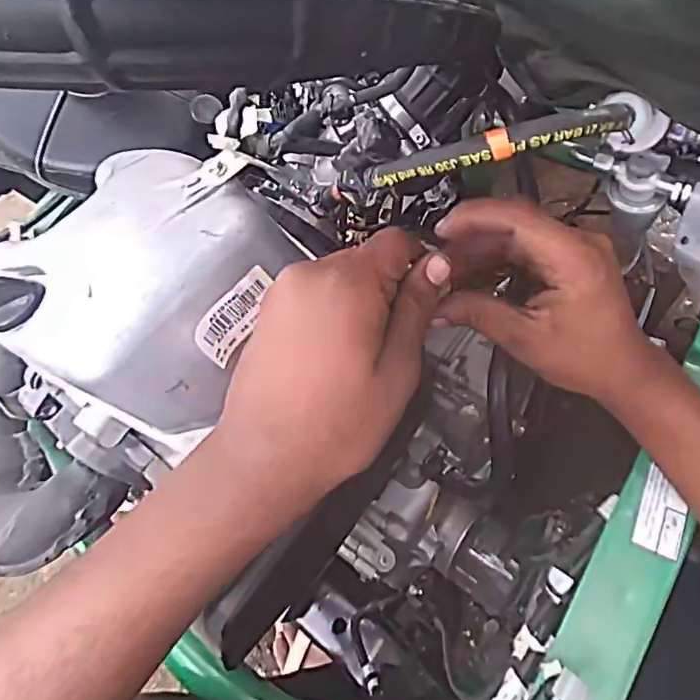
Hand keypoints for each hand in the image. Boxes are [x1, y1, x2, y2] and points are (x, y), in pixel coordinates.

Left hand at [208, 228, 450, 503]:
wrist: (264, 459)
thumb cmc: (328, 428)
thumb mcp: (397, 370)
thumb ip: (418, 310)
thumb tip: (434, 270)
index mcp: (346, 284)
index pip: (398, 240)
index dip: (423, 262)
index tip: (432, 287)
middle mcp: (309, 277)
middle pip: (369, 257)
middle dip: (391, 287)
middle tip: (398, 335)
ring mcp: (284, 292)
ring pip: (342, 276)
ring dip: (361, 302)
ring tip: (363, 354)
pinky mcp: (270, 310)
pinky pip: (316, 293)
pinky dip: (333, 312)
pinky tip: (337, 356)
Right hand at [434, 199, 672, 403]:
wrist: (624, 371)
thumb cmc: (592, 359)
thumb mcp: (526, 339)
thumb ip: (480, 314)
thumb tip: (443, 305)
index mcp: (574, 256)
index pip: (517, 216)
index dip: (475, 218)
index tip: (445, 228)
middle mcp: (580, 242)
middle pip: (516, 221)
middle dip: (474, 235)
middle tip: (442, 253)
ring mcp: (579, 247)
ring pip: (520, 233)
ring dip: (485, 246)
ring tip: (454, 266)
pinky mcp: (573, 257)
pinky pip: (531, 245)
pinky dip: (502, 256)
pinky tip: (479, 271)